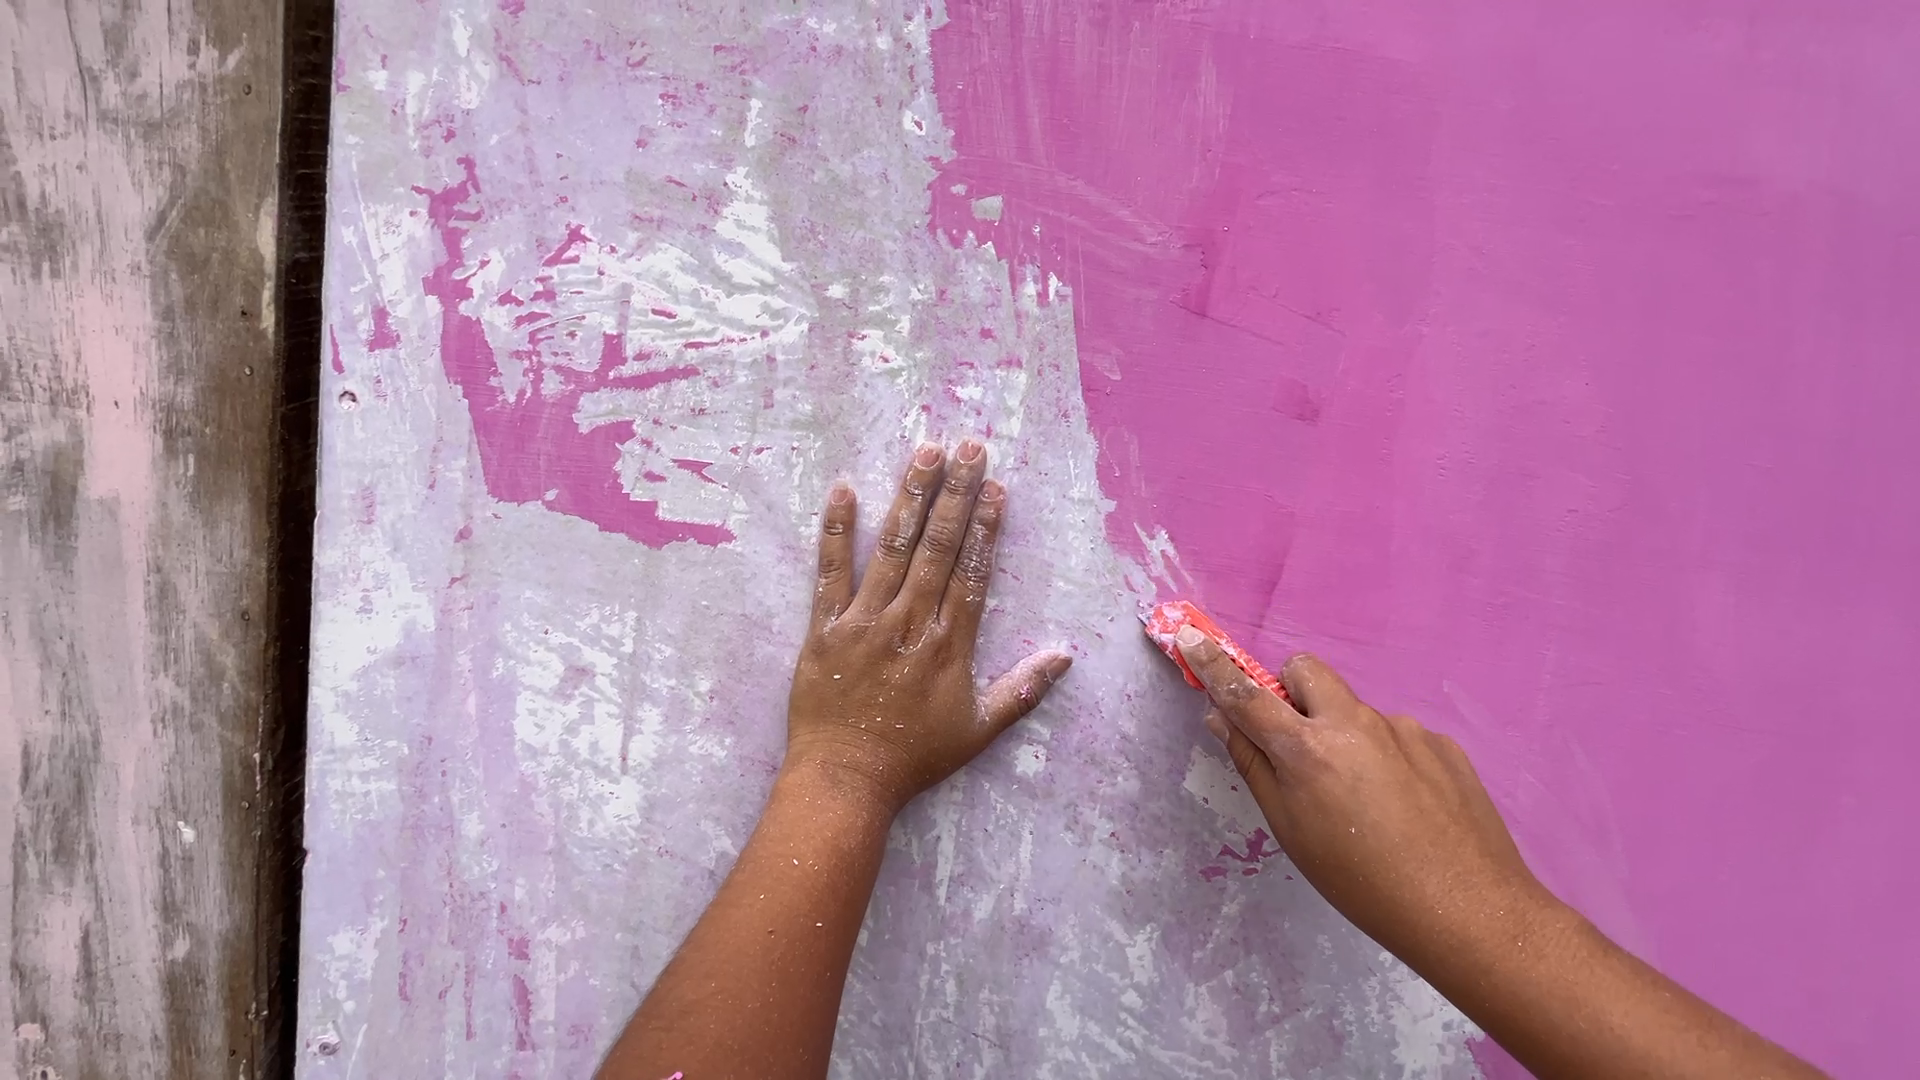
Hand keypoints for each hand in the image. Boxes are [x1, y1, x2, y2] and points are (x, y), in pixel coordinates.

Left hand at [785, 439, 1071, 813]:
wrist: (845, 780)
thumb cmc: (913, 757)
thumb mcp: (979, 731)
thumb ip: (1022, 691)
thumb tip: (1065, 658)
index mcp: (948, 645)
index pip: (972, 573)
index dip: (986, 528)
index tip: (997, 488)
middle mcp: (910, 622)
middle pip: (938, 547)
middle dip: (957, 495)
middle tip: (970, 448)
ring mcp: (866, 621)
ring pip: (892, 548)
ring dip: (910, 497)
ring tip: (926, 453)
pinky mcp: (826, 627)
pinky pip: (830, 572)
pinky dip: (836, 531)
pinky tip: (843, 490)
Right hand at [1177, 631, 1554, 964]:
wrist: (1471, 913)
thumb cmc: (1359, 880)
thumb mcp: (1289, 828)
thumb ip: (1253, 764)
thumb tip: (1222, 719)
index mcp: (1307, 750)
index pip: (1246, 695)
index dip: (1214, 664)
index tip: (1189, 636)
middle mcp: (1354, 724)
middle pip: (1306, 670)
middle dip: (1291, 691)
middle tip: (1298, 739)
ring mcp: (1404, 729)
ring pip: (1354, 709)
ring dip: (1344, 733)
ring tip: (1368, 798)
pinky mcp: (1443, 744)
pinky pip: (1397, 735)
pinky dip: (1388, 756)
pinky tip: (1407, 805)